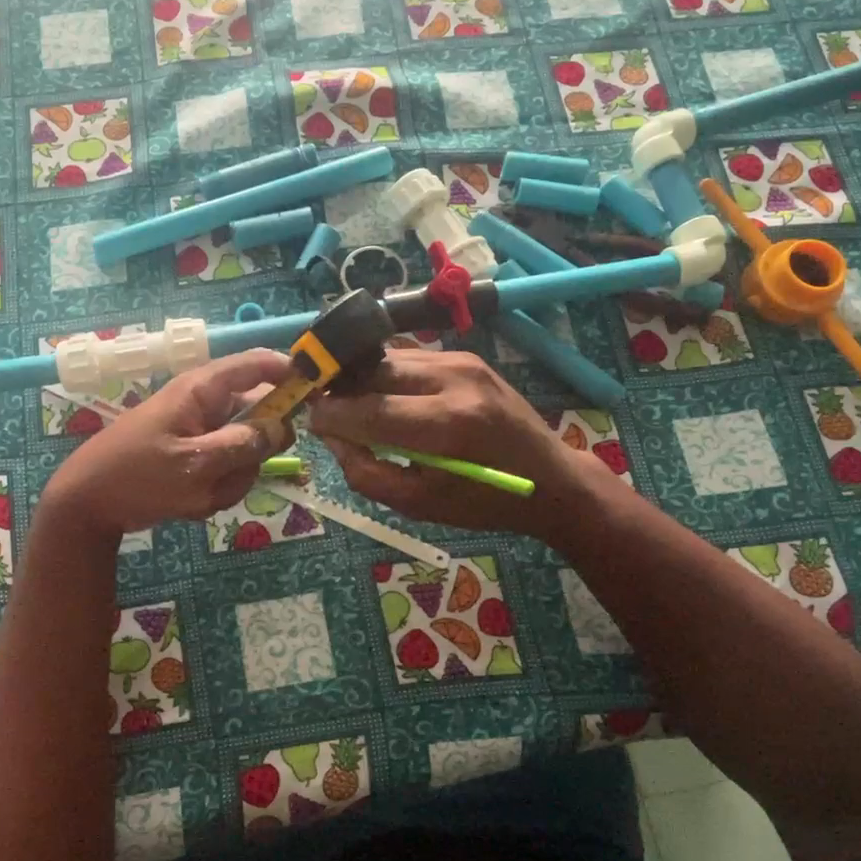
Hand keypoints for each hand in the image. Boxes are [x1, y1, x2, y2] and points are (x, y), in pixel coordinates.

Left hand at [43, 349, 295, 538]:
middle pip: (258, 419)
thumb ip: (242, 445)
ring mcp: (201, 435)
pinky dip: (214, 492)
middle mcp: (205, 406)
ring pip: (245, 454)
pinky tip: (188, 503)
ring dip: (230, 479)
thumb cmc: (137, 476)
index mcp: (202, 389)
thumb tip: (283, 428)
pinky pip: (226, 473)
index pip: (256, 364)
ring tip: (198, 494)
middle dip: (251, 453)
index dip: (290, 370)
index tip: (317, 391)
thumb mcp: (194, 464)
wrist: (89, 504)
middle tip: (230, 473)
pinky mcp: (196, 460)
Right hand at [308, 350, 606, 542]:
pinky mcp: (466, 356)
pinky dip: (387, 376)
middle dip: (342, 391)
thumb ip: (365, 471)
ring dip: (363, 381)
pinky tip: (384, 397)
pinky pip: (409, 358)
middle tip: (327, 413)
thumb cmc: (482, 501)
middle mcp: (454, 380)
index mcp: (446, 425)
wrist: (550, 479)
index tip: (310, 421)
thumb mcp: (417, 503)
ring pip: (388, 359)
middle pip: (373, 373)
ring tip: (353, 406)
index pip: (367, 409)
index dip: (330, 414)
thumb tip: (330, 435)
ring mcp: (462, 361)